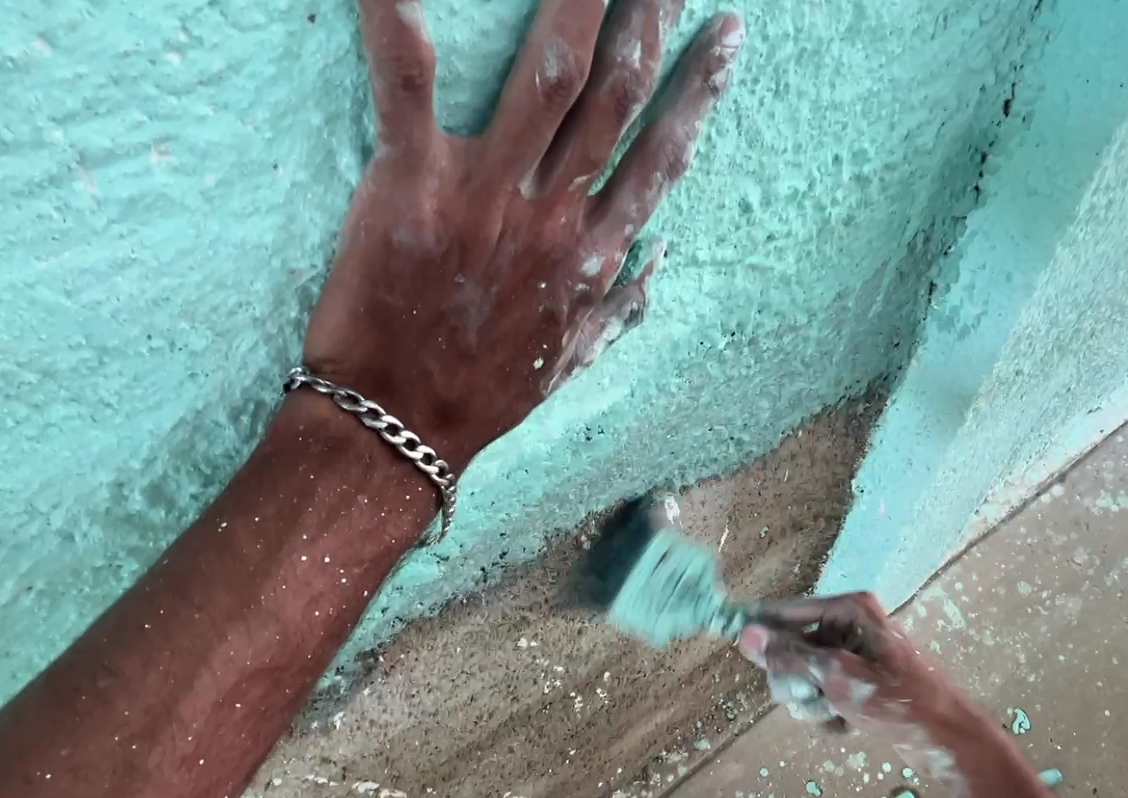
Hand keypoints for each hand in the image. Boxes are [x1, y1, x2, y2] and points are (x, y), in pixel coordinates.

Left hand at [302, 0, 743, 467]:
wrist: (404, 427)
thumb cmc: (485, 394)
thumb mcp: (570, 361)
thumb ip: (620, 308)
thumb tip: (659, 261)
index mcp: (593, 258)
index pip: (661, 159)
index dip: (700, 92)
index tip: (727, 36)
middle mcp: (557, 219)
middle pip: (618, 93)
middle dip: (648, 12)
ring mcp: (490, 200)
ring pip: (553, 72)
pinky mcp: (411, 190)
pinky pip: (411, 84)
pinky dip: (401, 15)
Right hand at [736, 593, 980, 743]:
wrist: (946, 741)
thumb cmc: (897, 702)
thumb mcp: (836, 677)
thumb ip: (789, 656)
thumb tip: (745, 633)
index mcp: (848, 610)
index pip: (785, 612)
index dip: (761, 630)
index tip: (735, 643)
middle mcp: (849, 626)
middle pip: (790, 650)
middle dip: (797, 681)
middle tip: (813, 696)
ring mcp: (852, 656)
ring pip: (802, 677)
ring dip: (812, 702)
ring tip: (834, 714)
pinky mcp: (856, 683)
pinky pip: (821, 694)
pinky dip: (828, 713)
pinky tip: (847, 725)